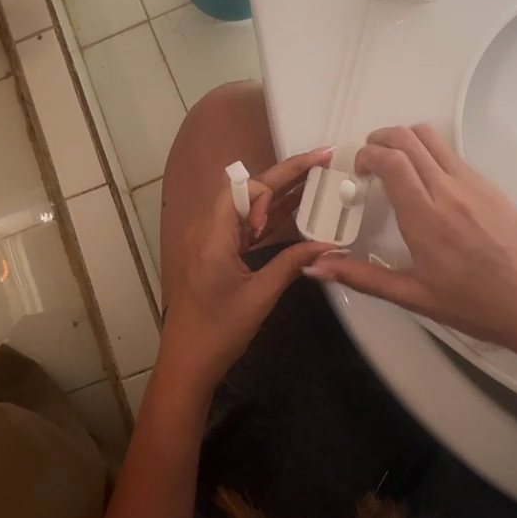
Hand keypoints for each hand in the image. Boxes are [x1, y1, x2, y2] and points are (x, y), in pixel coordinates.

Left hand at [156, 147, 339, 398]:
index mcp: (211, 235)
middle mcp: (206, 228)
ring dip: (279, 192)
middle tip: (322, 157)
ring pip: (247, 204)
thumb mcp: (260, 297)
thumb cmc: (219, 331)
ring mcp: (210, 239)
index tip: (285, 214)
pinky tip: (294, 207)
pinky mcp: (216, 251)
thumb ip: (291, 264)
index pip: (242, 190)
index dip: (268, 193)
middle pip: (247, 190)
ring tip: (316, 176)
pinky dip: (268, 215)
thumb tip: (329, 246)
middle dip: (284, 173)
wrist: (187, 360)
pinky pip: (244, 223)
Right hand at [303, 125, 516, 376]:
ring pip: (431, 136)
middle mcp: (447, 189)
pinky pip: (451, 154)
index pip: (390, 159)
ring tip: (395, 166)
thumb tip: (315, 267)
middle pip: (407, 137)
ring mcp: (473, 183)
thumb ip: (362, 277)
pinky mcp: (491, 186)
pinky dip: (429, 153)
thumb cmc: (478, 306)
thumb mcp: (415, 297)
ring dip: (404, 140)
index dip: (366, 154)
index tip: (357, 172)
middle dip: (379, 140)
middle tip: (368, 163)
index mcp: (425, 216)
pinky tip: (428, 184)